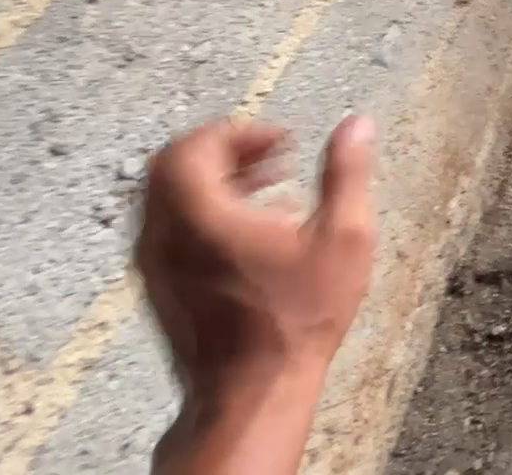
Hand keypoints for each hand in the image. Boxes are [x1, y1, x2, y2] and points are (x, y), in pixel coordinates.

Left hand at [137, 116, 375, 472]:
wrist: (254, 386)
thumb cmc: (300, 314)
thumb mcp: (345, 234)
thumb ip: (347, 172)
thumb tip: (355, 125)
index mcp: (204, 218)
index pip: (192, 147)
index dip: (240, 130)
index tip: (283, 138)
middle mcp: (165, 238)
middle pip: (169, 167)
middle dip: (226, 148)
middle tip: (277, 151)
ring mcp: (156, 265)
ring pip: (165, 196)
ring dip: (217, 176)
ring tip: (273, 183)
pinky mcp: (161, 285)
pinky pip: (170, 225)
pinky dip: (208, 205)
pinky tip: (259, 224)